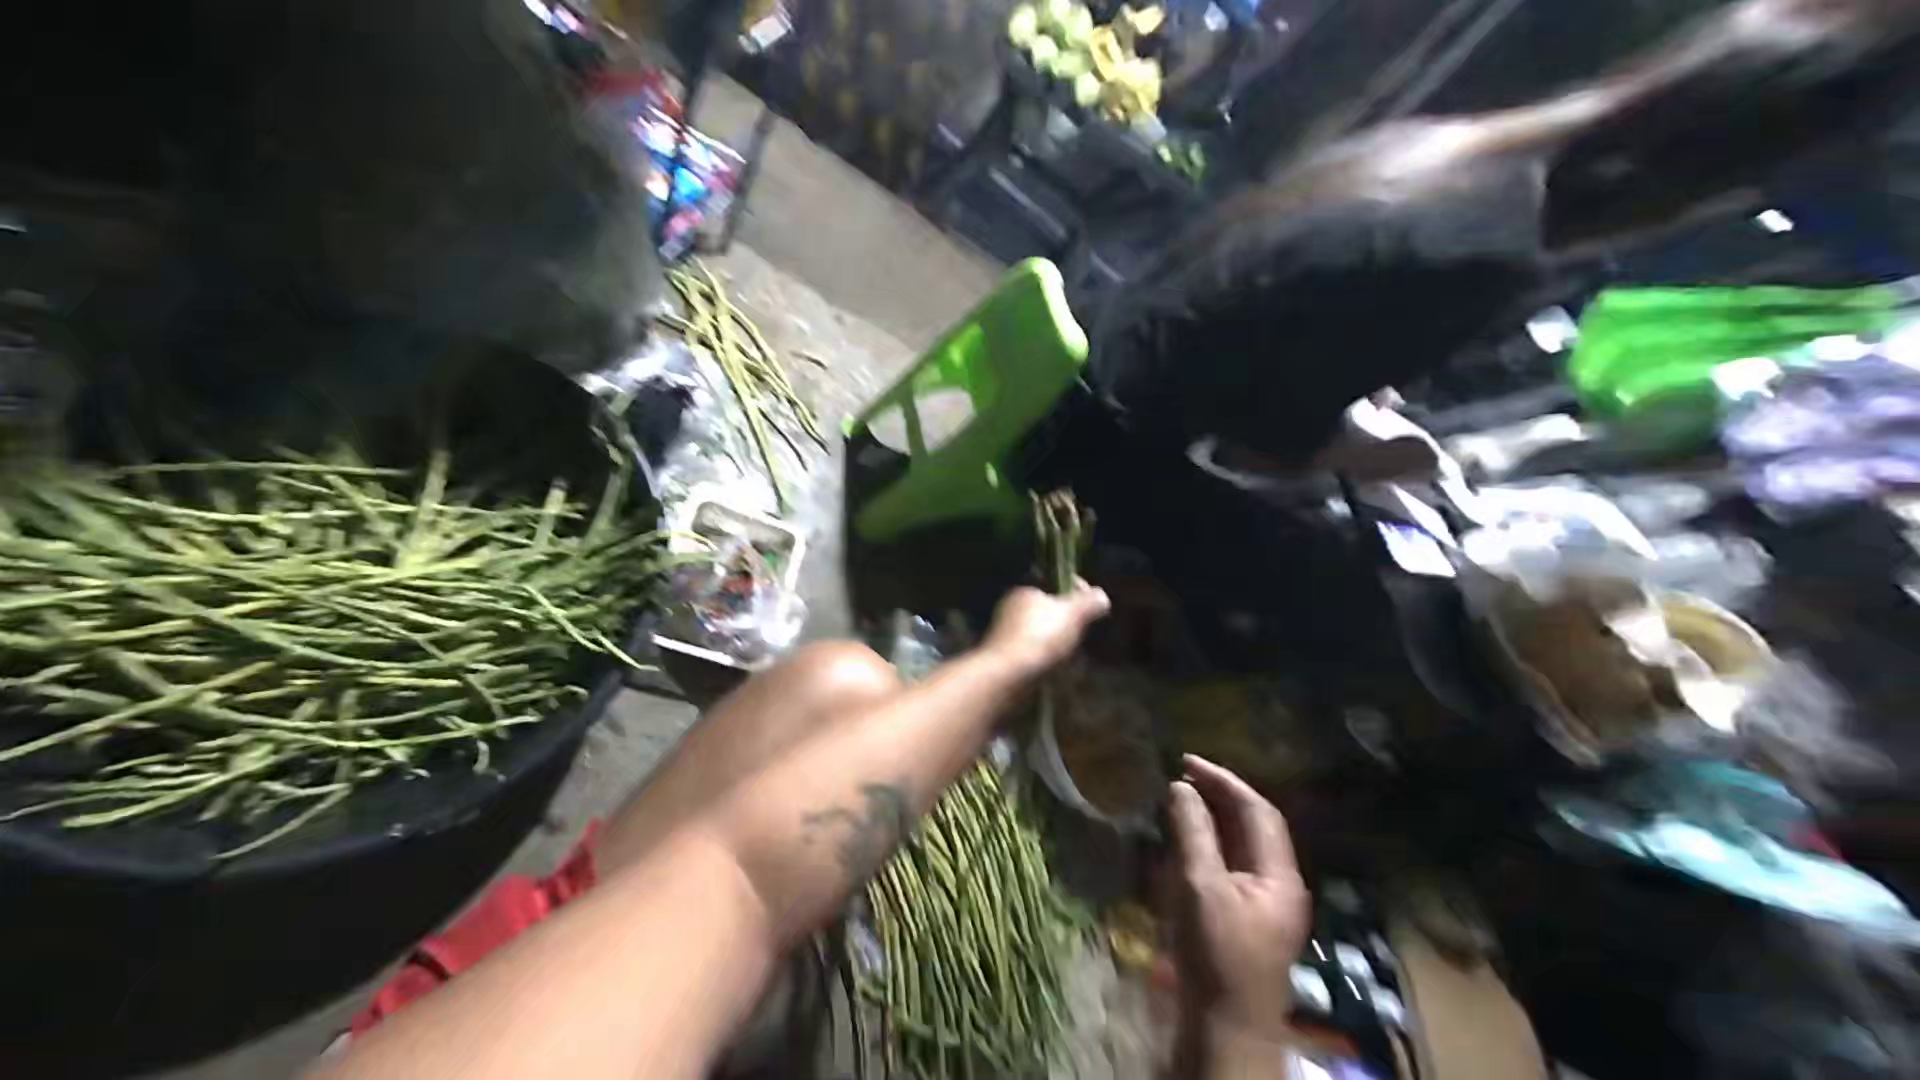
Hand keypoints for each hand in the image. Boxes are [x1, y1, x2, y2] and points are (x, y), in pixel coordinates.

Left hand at [982, 582, 1109, 673]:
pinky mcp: (1003, 657)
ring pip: (1041, 634)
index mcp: (1025, 591)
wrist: (1007, 675)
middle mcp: (1010, 609)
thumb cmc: (1040, 637)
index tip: (1090, 608)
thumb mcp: (1072, 613)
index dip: (1077, 593)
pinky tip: (1054, 671)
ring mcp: (1004, 634)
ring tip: (1071, 658)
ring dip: (1058, 644)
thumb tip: (1101, 596)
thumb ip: (1089, 602)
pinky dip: (1046, 659)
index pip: (1054, 585)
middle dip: (1068, 622)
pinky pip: (1032, 654)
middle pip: (1049, 611)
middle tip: (1082, 635)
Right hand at [1168, 755, 1310, 1045]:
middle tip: (1183, 774)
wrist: (1226, 1028)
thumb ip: (1192, 833)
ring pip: (1246, 843)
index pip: (1258, 810)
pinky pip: (1235, 862)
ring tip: (1184, 795)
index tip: (1186, 761)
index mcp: (1281, 875)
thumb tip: (1181, 786)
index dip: (1223, 780)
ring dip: (1217, 815)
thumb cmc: (1215, 955)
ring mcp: (1269, 901)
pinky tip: (1190, 837)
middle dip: (1221, 794)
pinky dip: (1213, 840)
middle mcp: (1282, 883)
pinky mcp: (1251, 915)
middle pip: (1256, 824)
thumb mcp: (1199, 887)